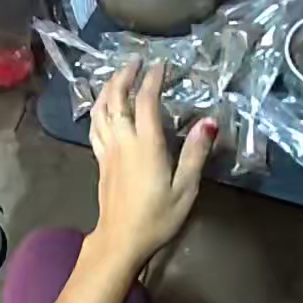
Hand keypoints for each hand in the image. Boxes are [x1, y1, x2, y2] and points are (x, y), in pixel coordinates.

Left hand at [86, 59, 216, 268]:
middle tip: (135, 61)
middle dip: (124, 76)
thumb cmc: (157, 217)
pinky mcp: (100, 160)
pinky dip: (98, 108)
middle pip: (116, 99)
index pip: (145, 101)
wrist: (120, 241)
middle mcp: (122, 141)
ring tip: (118, 76)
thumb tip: (208, 121)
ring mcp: (107, 150)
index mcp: (145, 145)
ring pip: (100, 109)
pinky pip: (94, 126)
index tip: (160, 65)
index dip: (152, 80)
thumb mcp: (185, 189)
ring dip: (108, 88)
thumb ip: (195, 153)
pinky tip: (102, 106)